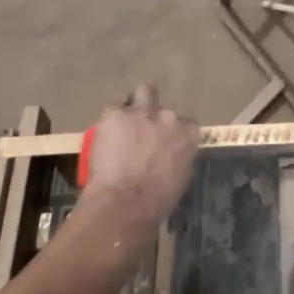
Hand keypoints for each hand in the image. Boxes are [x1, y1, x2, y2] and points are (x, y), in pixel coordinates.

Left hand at [81, 85, 198, 226]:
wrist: (126, 200)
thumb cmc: (158, 199)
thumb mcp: (181, 178)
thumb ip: (179, 157)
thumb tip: (172, 154)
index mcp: (188, 134)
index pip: (187, 123)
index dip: (173, 131)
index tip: (165, 142)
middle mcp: (168, 117)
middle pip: (163, 107)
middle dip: (153, 116)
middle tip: (142, 132)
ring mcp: (141, 112)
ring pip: (143, 93)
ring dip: (136, 105)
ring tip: (125, 122)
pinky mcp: (115, 114)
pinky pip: (113, 109)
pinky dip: (110, 121)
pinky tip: (106, 134)